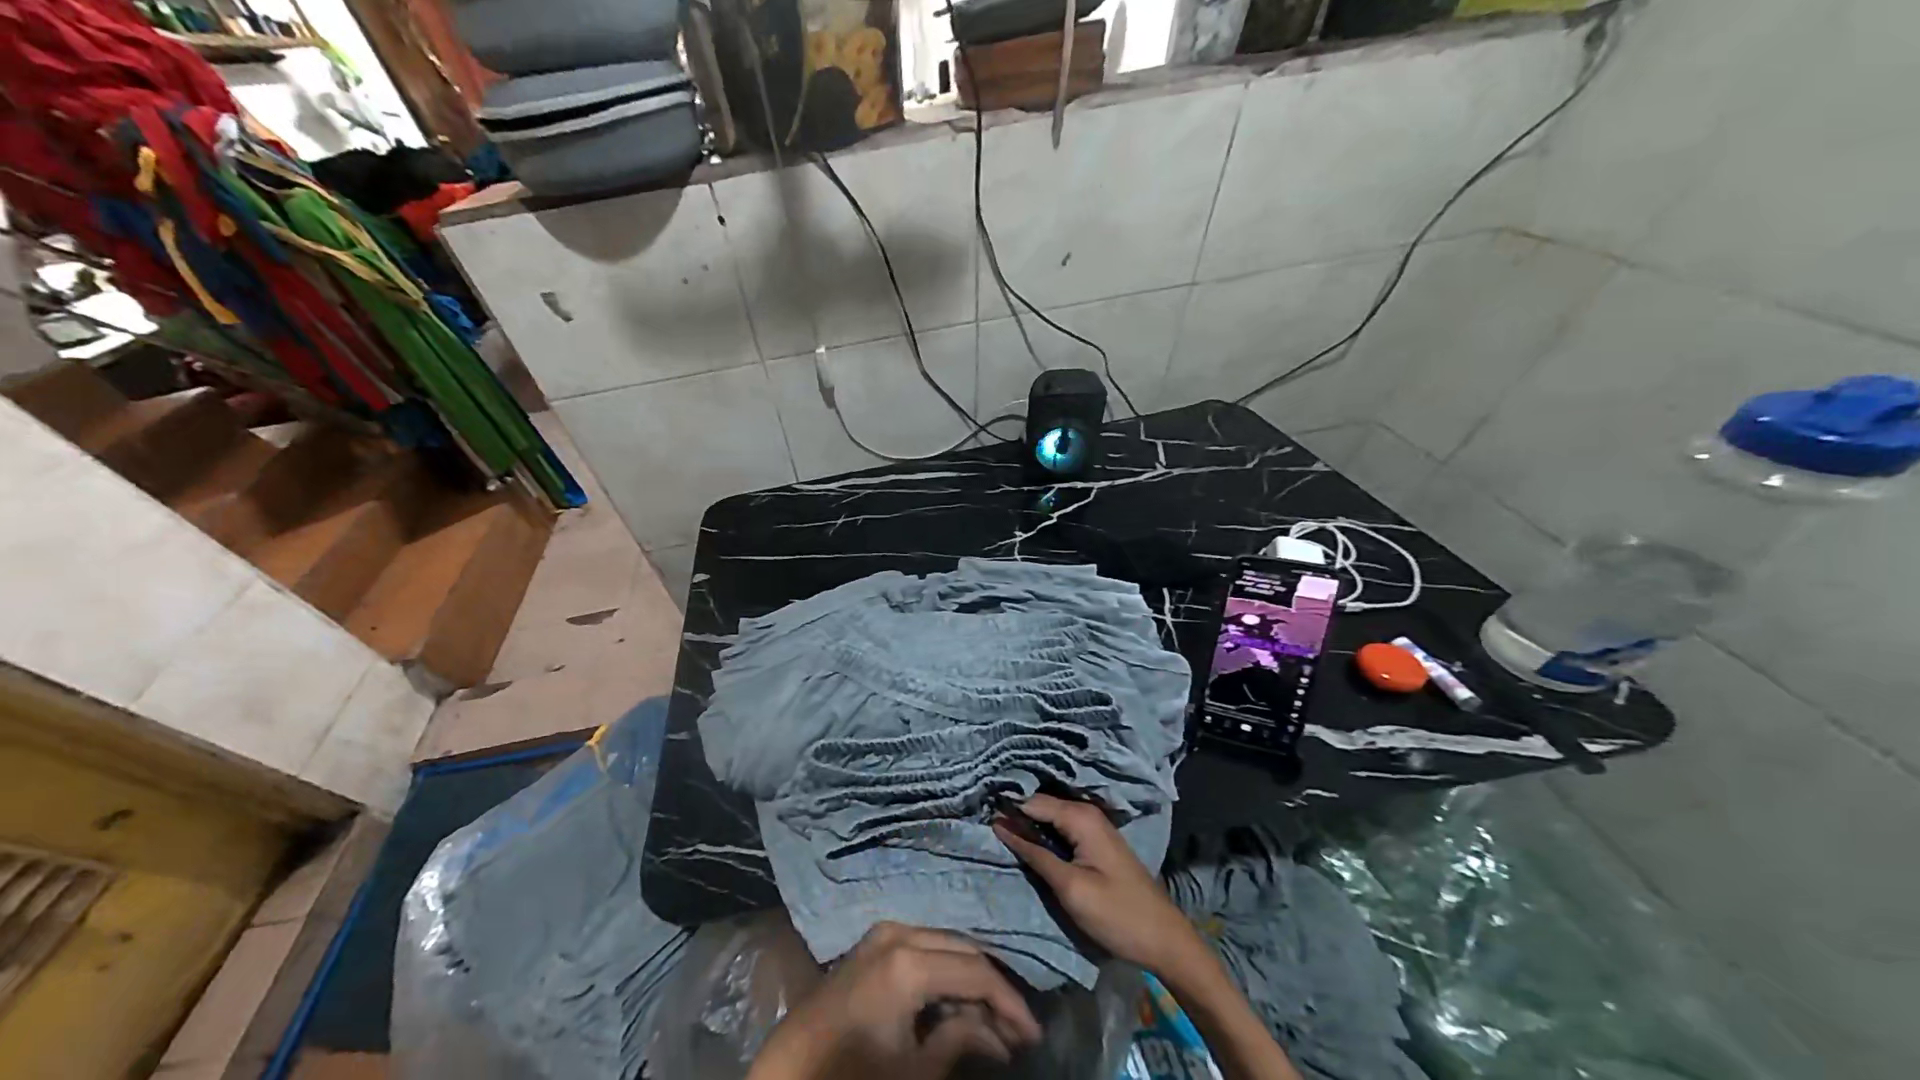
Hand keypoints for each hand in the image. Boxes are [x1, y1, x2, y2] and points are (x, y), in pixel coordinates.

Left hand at [749, 922, 1041, 1079]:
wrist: (786, 1075)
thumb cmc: (853, 1075)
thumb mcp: (915, 1069)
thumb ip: (961, 1041)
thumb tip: (999, 1036)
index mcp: (909, 960)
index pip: (977, 972)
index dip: (1010, 1004)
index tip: (1033, 1036)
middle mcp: (898, 933)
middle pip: (962, 951)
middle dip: (992, 990)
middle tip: (1017, 1030)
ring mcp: (880, 935)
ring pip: (943, 947)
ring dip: (968, 981)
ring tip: (991, 1023)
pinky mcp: (869, 946)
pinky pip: (920, 950)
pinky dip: (942, 975)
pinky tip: (955, 1005)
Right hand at [993, 795, 1207, 978]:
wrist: (1164, 939)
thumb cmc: (1116, 914)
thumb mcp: (1070, 887)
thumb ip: (1034, 853)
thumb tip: (1000, 825)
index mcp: (1081, 817)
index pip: (1031, 801)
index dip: (1006, 807)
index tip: (977, 814)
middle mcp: (1088, 813)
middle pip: (1041, 806)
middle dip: (1015, 814)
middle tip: (983, 824)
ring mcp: (1094, 828)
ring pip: (1050, 817)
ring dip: (1028, 825)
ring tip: (998, 834)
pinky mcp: (1095, 843)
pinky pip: (1061, 829)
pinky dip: (1043, 834)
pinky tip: (1027, 845)